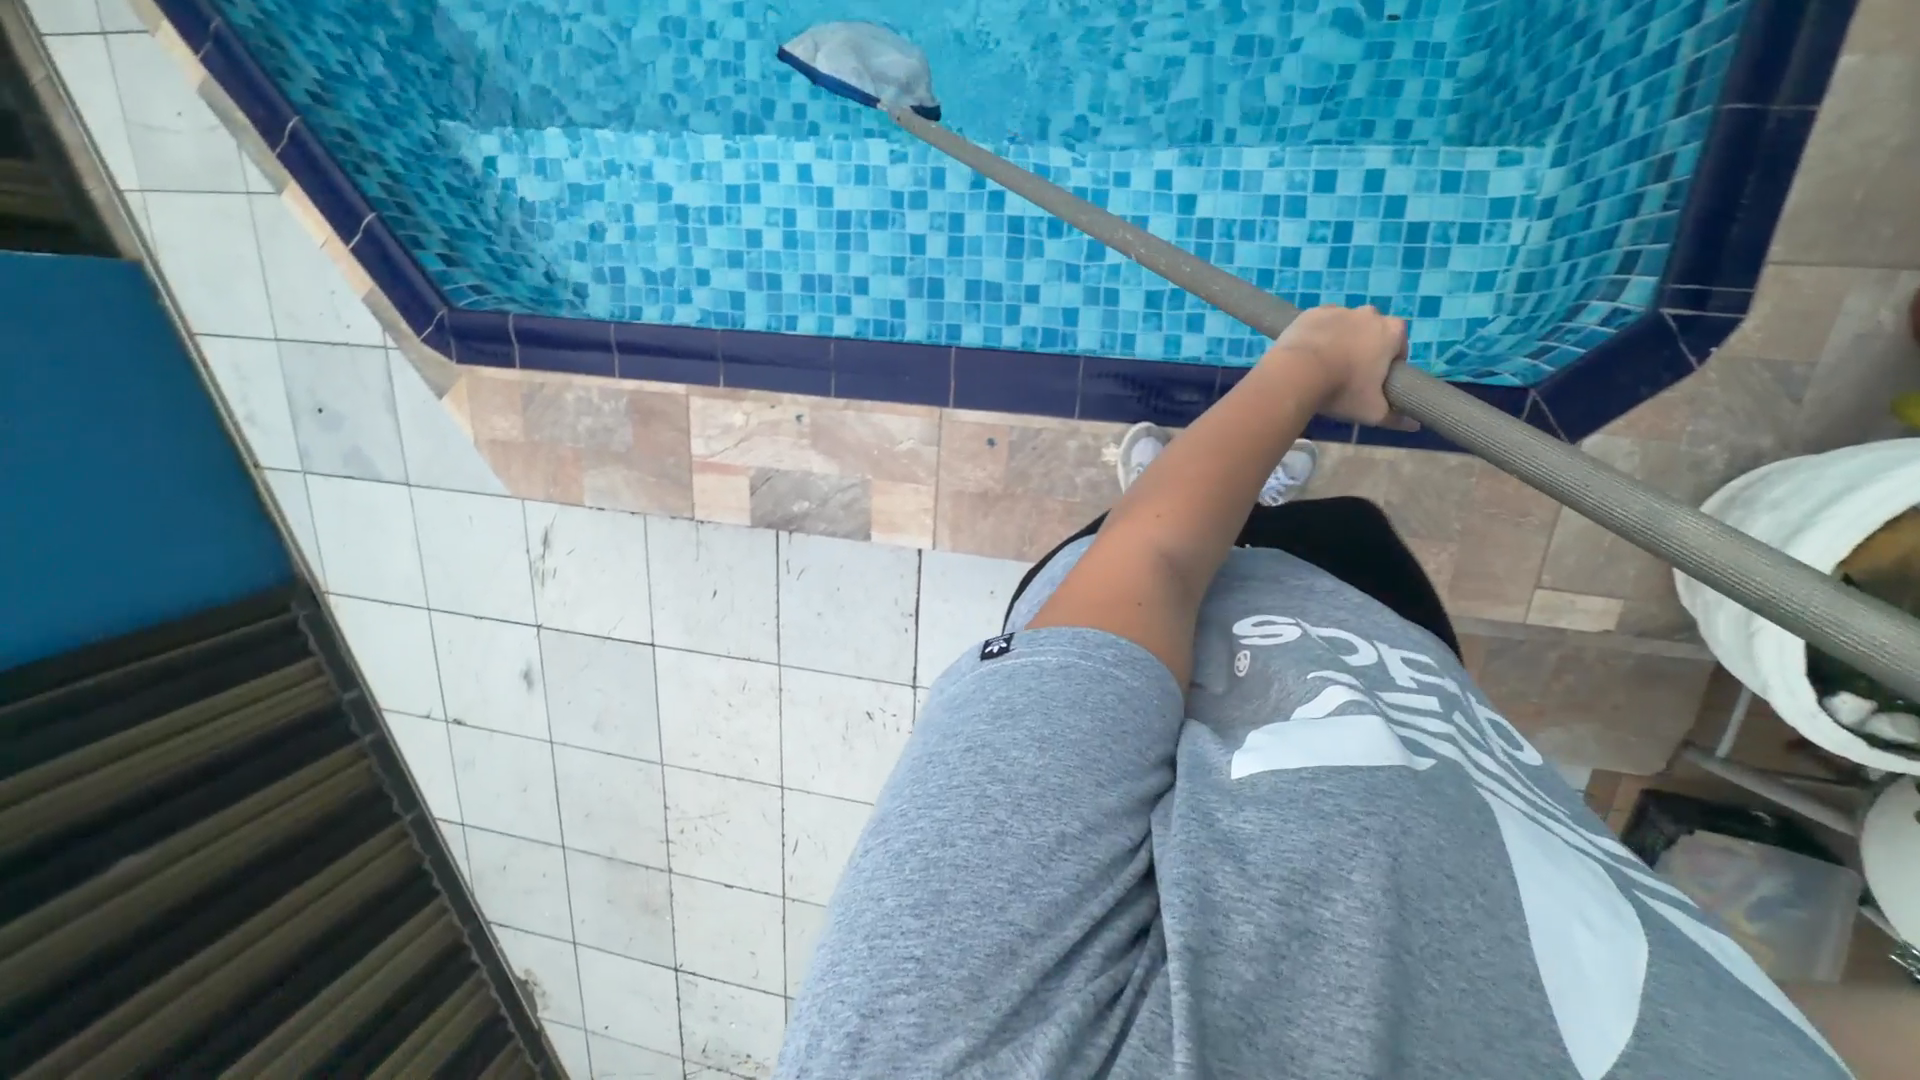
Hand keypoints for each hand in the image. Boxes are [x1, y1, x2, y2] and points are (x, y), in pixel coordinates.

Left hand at [1261, 304, 1414, 429]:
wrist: (1295, 373)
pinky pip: (1320, 323)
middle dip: (1365, 349)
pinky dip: (1318, 335)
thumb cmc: (1342, 390)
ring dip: (1340, 340)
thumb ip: (1396, 417)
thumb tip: (1413, 426)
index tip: (1374, 380)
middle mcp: (1369, 313)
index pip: (1399, 346)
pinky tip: (1308, 354)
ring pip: (1345, 326)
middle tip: (1348, 374)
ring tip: (1324, 365)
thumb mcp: (1372, 411)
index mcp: (1392, 331)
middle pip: (1372, 333)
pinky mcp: (1312, 312)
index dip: (1388, 364)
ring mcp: (1339, 309)